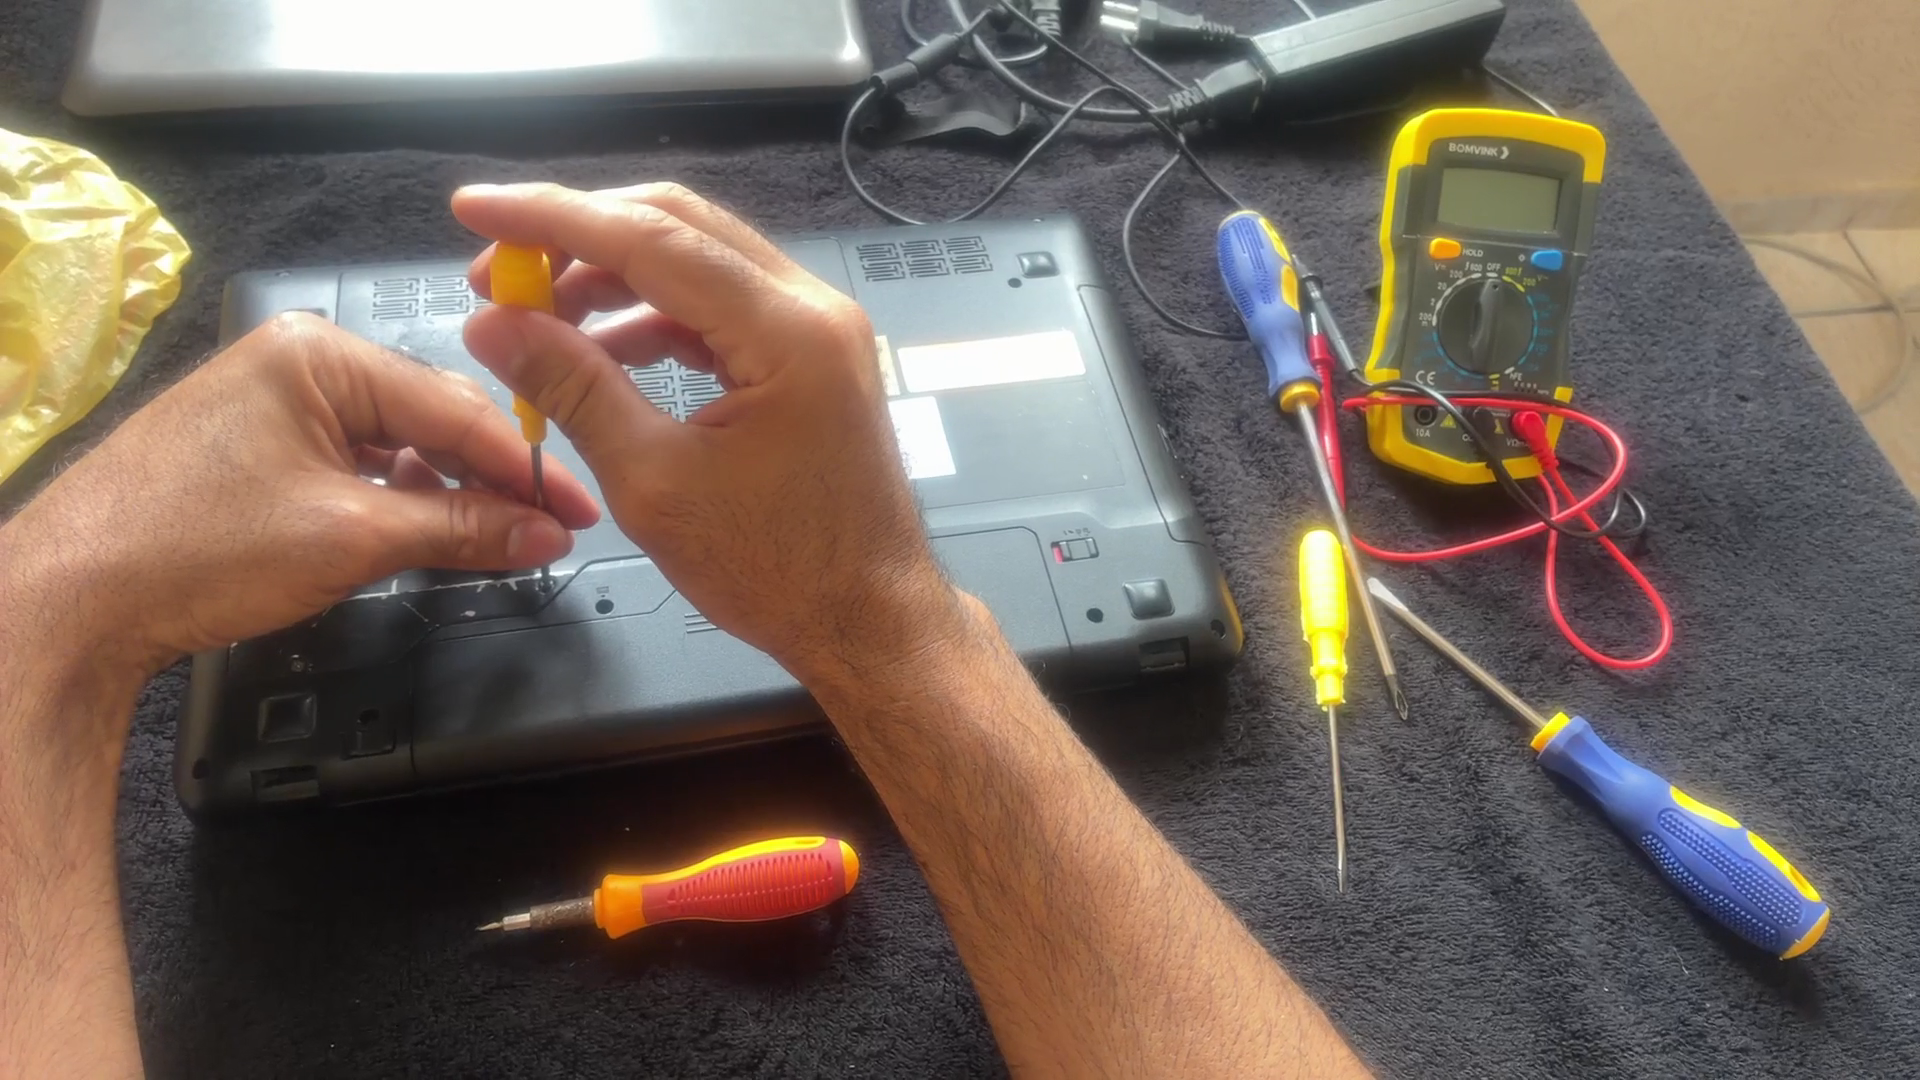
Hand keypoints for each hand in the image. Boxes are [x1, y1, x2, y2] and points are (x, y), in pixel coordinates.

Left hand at [0, 314, 598, 673]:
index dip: (528, 468)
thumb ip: (468, 528)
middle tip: (549, 526)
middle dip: (496, 476)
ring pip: (413, 441)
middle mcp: (309, 363)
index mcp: (322, 358)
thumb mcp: (357, 536)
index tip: (581, 511)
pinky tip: (439, 522)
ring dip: (459, 488)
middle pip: (440, 418)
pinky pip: (375, 458)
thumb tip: (553, 536)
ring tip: (502, 531)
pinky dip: (416, 493)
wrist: (59, 607)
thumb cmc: (197, 552)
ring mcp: (291, 400)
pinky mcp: (280, 440)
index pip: (459, 411)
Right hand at [456, 182, 965, 684]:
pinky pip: (732, 318)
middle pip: (686, 232)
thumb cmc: (780, 571)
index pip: (654, 238)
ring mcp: (826, 338)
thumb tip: (496, 323)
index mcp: (790, 334)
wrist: (867, 616)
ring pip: (708, 270)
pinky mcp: (819, 366)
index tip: (475, 209)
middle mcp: (819, 315)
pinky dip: (668, 323)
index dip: (552, 218)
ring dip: (623, 284)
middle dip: (586, 240)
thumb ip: (574, 389)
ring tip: (546, 319)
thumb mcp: (657, 483)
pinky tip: (613, 352)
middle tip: (505, 273)